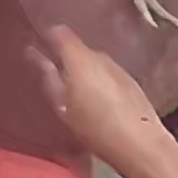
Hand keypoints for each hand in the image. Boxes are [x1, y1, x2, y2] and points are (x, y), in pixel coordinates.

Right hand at [27, 25, 174, 176]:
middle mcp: (99, 56)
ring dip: (83, 71)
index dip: (47, 35)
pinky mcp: (132, 82)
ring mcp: (118, 67)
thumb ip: (47, 77)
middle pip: (77, 48)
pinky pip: (107, 74)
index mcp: (78, 57)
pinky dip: (99, 81)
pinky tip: (98, 103)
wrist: (142, 146)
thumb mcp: (61, 106)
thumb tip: (34, 54)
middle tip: (54, 78)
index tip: (37, 47)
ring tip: (76, 94)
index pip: (59, 31)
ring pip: (93, 62)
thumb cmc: (94, 127)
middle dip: (65, 59)